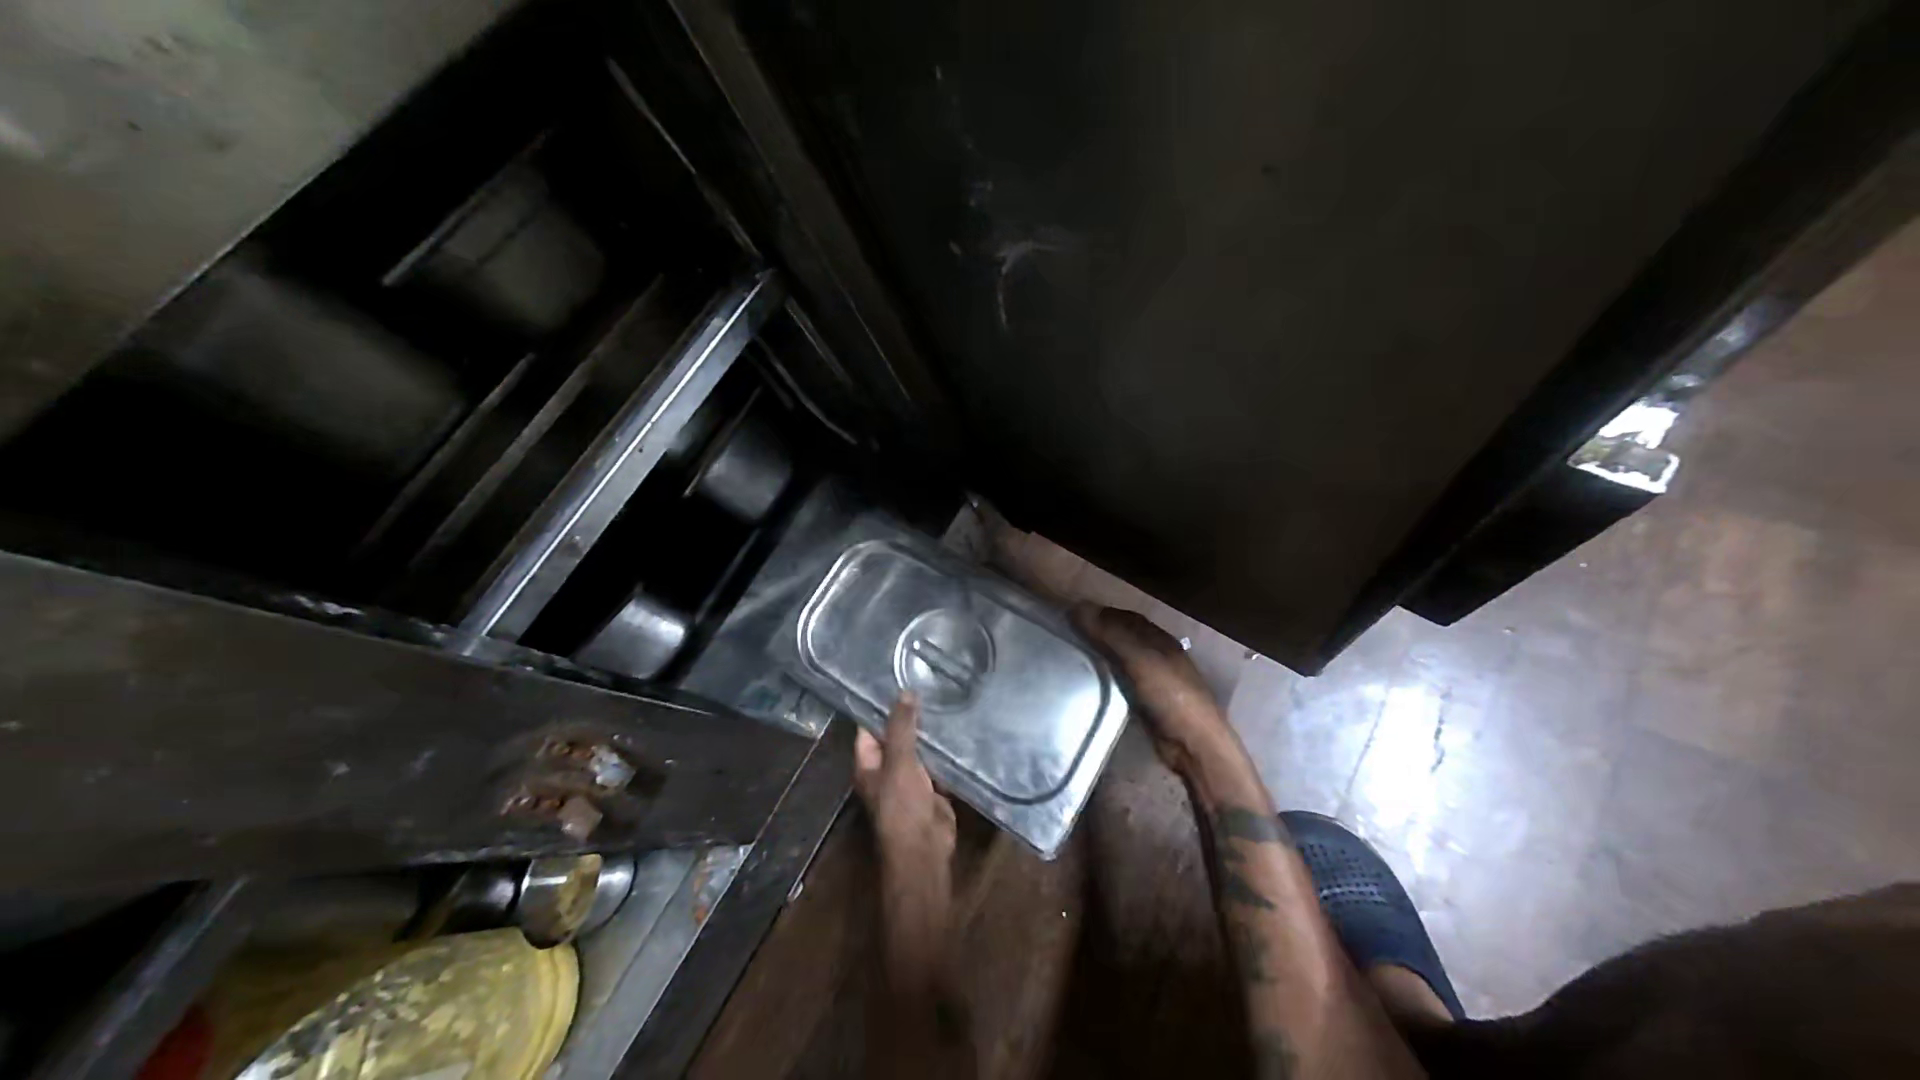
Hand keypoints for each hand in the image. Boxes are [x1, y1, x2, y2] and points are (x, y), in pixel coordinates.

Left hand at [854, 694, 956, 873]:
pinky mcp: (931, 789)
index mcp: (868, 764)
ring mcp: (909, 780)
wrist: (925, 848)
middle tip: (930, 686)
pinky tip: (959, 731)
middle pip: (896, 737)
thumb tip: (905, 691)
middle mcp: (885, 770)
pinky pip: (938, 765)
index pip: (870, 728)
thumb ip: (902, 727)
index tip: (899, 680)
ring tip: (947, 701)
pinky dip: (946, 753)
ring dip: (930, 734)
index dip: (882, 707)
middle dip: (911, 717)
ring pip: (919, 750)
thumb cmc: (902, 806)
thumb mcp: (899, 762)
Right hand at [1074, 605, 1237, 776]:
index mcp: (1160, 639)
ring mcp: (1152, 679)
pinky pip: (1119, 680)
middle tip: (1065, 636)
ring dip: (1099, 655)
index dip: (1099, 613)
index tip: (1070, 616)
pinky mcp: (1145, 701)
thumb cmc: (1170, 696)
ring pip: (1120, 658)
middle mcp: (1157, 654)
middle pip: (1122, 637)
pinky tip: (1086, 680)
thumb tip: (1078, 606)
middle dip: (1097, 633)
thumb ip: (1111, 635)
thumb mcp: (1140, 660)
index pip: (1124, 617)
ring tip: (1069, 655)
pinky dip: (1104, 676)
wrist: (1193, 745)